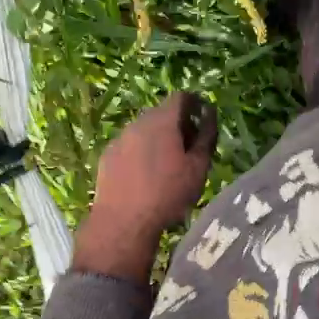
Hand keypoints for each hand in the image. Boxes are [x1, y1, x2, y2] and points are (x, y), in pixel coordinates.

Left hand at [72, 92, 218, 281]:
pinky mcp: (108, 156)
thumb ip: (206, 136)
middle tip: (190, 147)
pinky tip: (146, 176)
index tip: (204, 120)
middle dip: (178, 124)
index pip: (181, 97)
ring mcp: (120, 139)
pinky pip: (130, 146)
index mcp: (163, 121)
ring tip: (168, 165)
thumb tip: (210, 114)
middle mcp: (138, 123)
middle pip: (162, 113)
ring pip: (144, 130)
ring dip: (159, 139)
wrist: (124, 221)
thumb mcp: (198, 167)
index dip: (196, 104)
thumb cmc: (168, 194)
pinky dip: (142, 152)